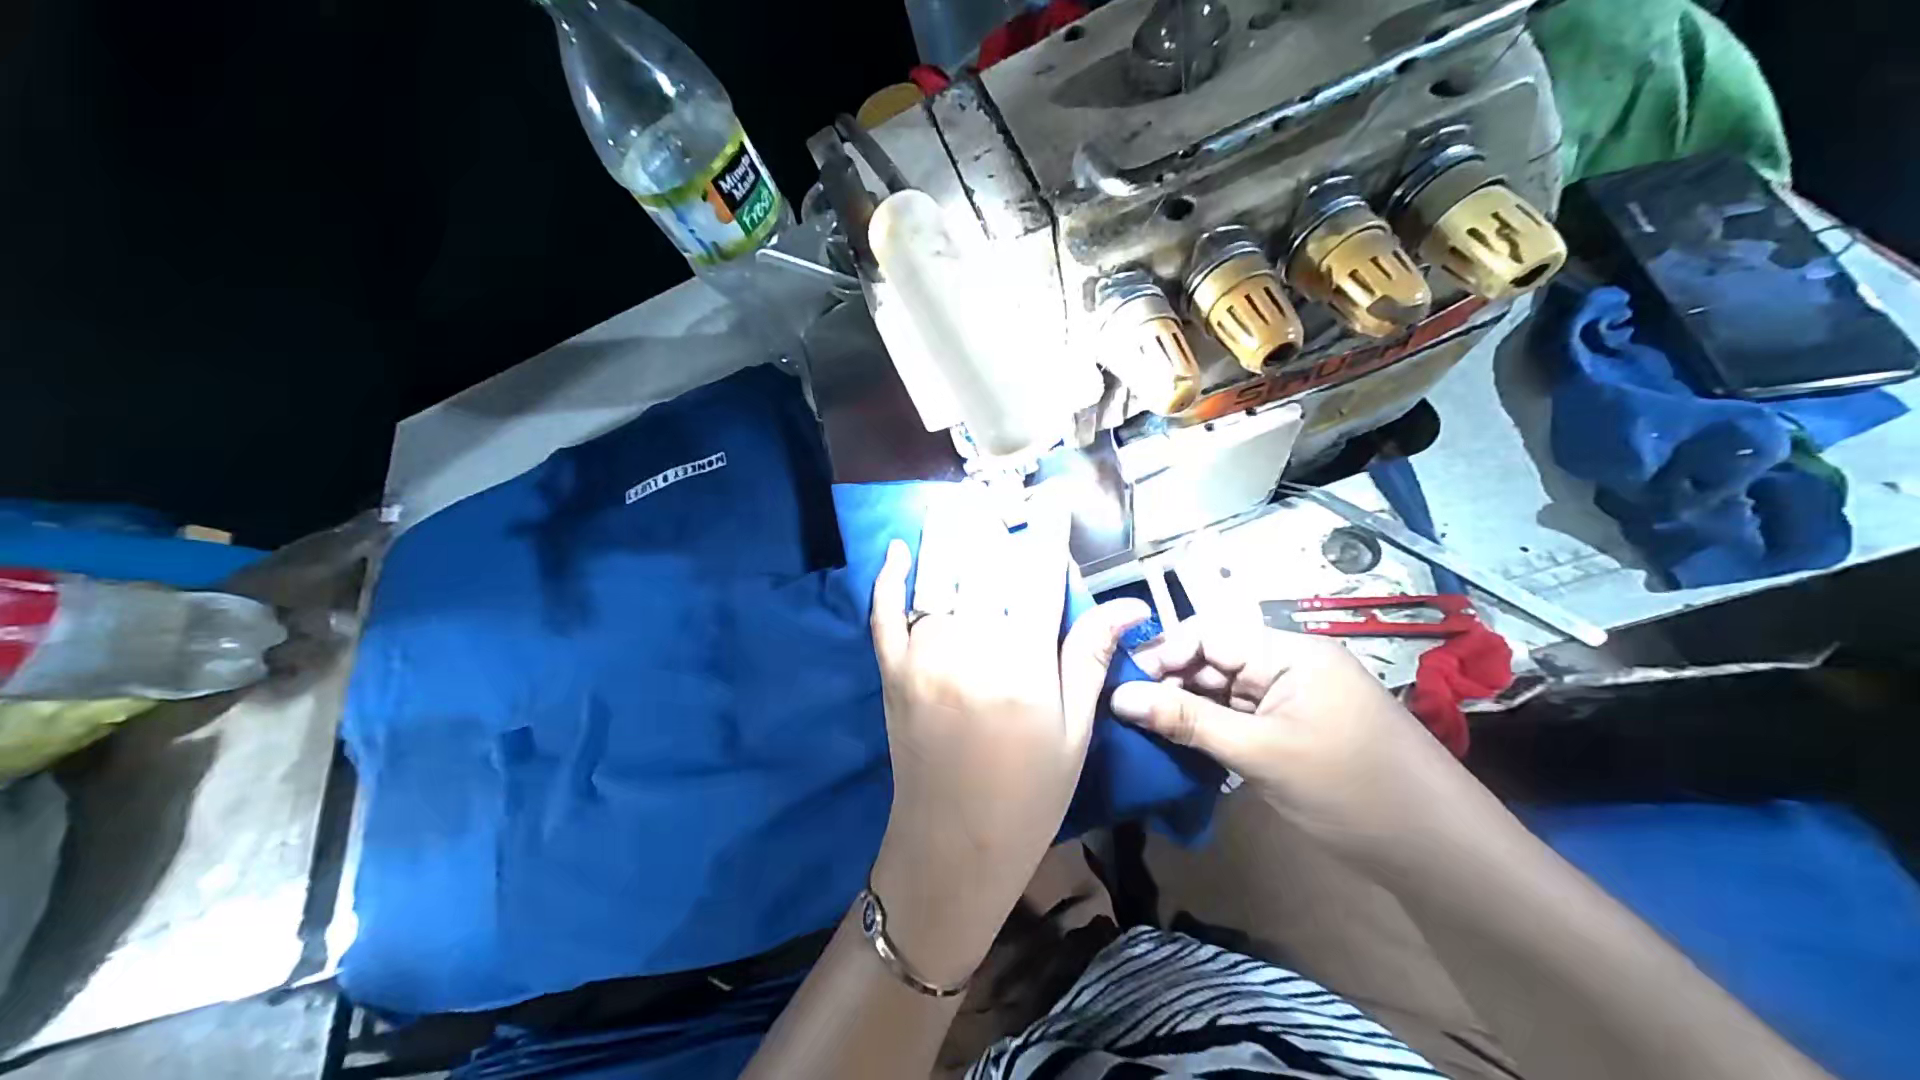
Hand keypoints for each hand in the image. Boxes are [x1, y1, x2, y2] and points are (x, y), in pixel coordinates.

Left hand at [866, 494, 1146, 984]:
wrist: (952, 847)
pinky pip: (883, 616)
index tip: (1053, 495)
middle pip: (981, 564)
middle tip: (998, 488)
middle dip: (992, 519)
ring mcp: (922, 657)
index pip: (1037, 574)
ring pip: (933, 578)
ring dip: (945, 534)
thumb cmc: (1029, 797)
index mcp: (1021, 663)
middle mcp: (968, 647)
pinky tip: (896, 550)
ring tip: (955, 499)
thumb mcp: (1074, 733)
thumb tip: (1128, 606)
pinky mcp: (891, 673)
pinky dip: (887, 580)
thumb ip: (1089, 659)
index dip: (1047, 528)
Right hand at [1110, 617, 1492, 866]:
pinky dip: (1211, 727)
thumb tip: (1119, 697)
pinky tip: (1179, 743)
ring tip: (1143, 728)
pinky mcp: (1294, 728)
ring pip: (1224, 689)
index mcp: (1290, 651)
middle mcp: (1290, 663)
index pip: (1210, 632)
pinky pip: (1240, 716)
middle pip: (1215, 658)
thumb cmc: (1351, 791)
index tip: (1122, 683)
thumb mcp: (1260, 754)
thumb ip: (1187, 720)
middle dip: (1170, 681)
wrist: (1440, 854)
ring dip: (1187, 707)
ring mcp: (1293, 697)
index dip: (1164, 653)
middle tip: (1124, 711)